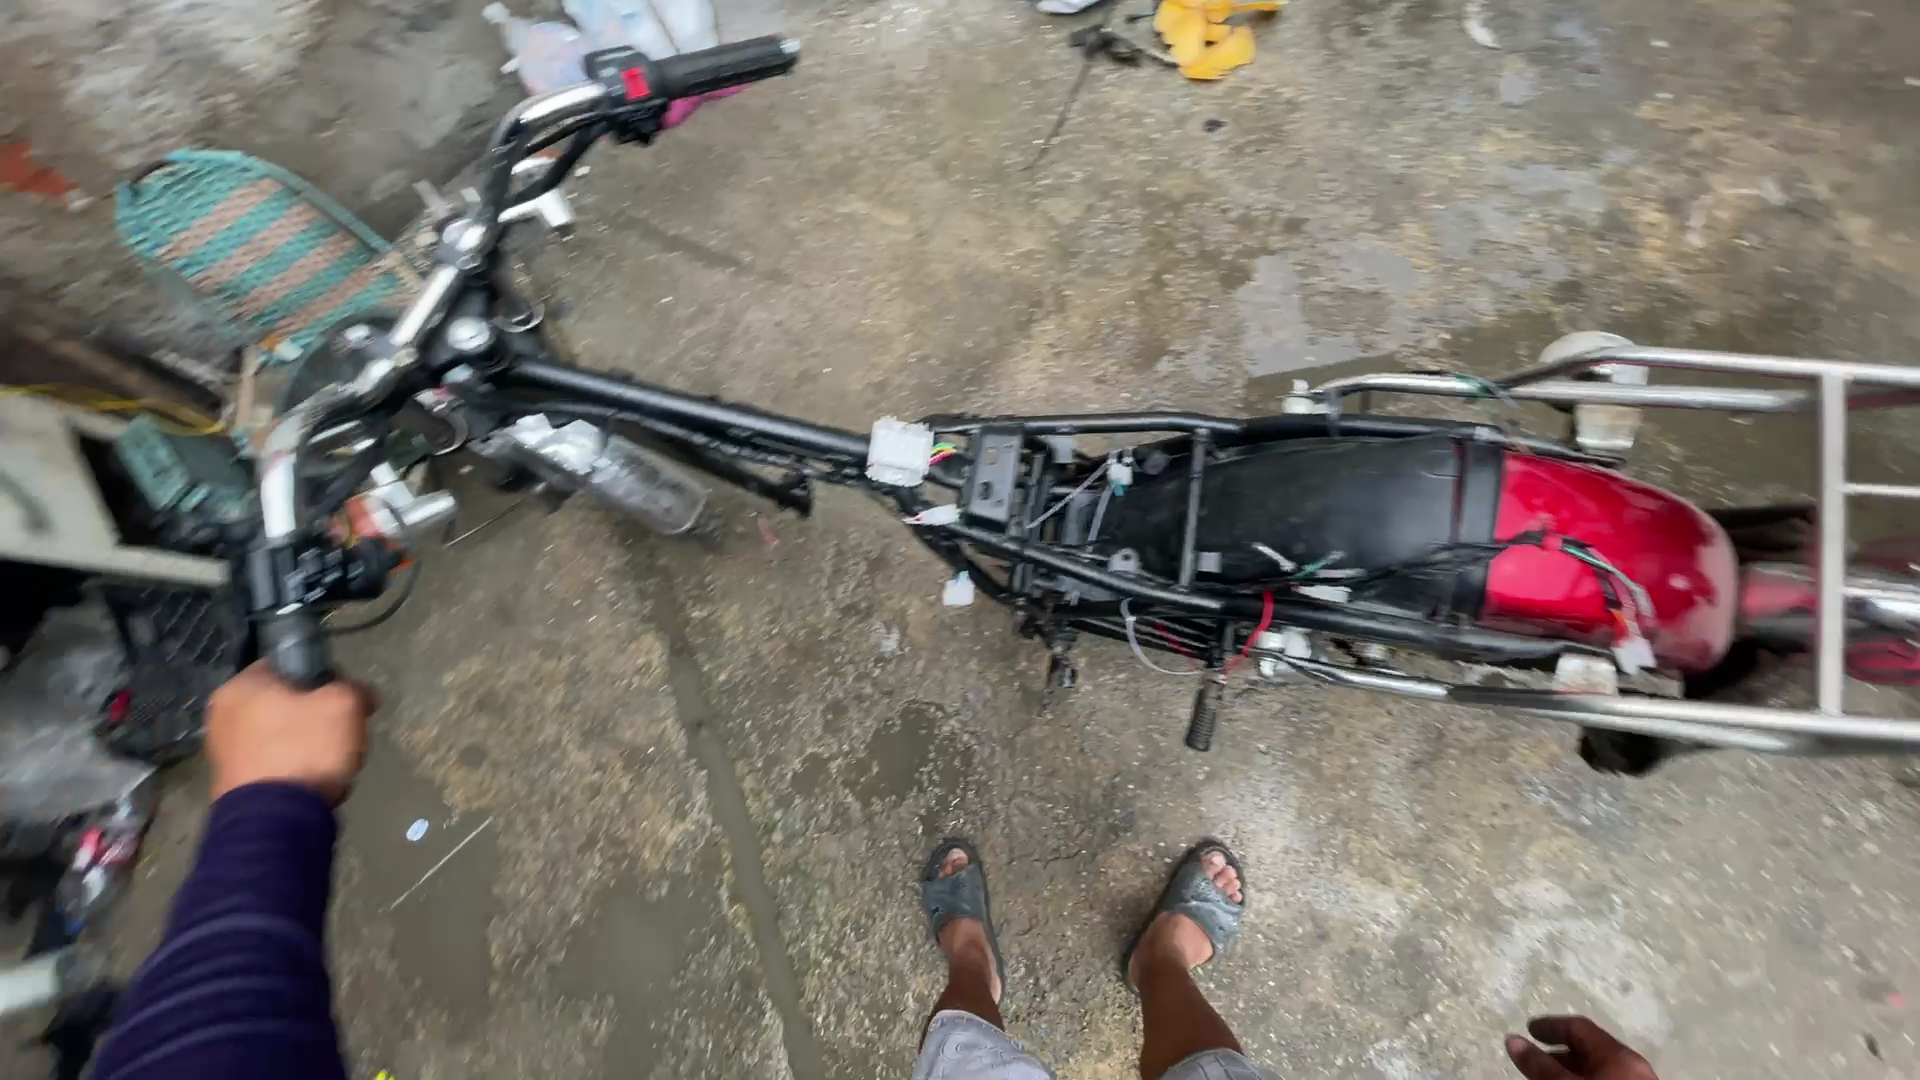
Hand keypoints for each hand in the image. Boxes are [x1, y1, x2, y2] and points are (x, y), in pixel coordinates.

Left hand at [206, 662, 375, 805]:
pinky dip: (294, 759)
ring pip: (281, 728)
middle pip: (285, 698)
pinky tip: (314, 771)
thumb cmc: (307, 745)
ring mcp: (222, 747)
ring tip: (332, 752)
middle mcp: (221, 712)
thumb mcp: (346, 702)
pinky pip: (273, 755)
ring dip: (308, 736)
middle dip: (317, 709)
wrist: (276, 814)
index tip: (346, 694)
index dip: (324, 675)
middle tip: (344, 724)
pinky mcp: (232, 776)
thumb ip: (353, 686)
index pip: (289, 663)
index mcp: (241, 686)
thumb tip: (356, 693)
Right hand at [1507, 1016, 1657, 1079]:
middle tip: (1537, 1062)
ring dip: (1574, 1074)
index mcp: (1619, 1056)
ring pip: (1602, 1073)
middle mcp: (1636, 1069)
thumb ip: (1539, 1064)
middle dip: (1561, 1055)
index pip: (1578, 1027)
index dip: (1550, 1026)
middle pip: (1591, 1051)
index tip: (1528, 1031)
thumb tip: (1512, 1040)